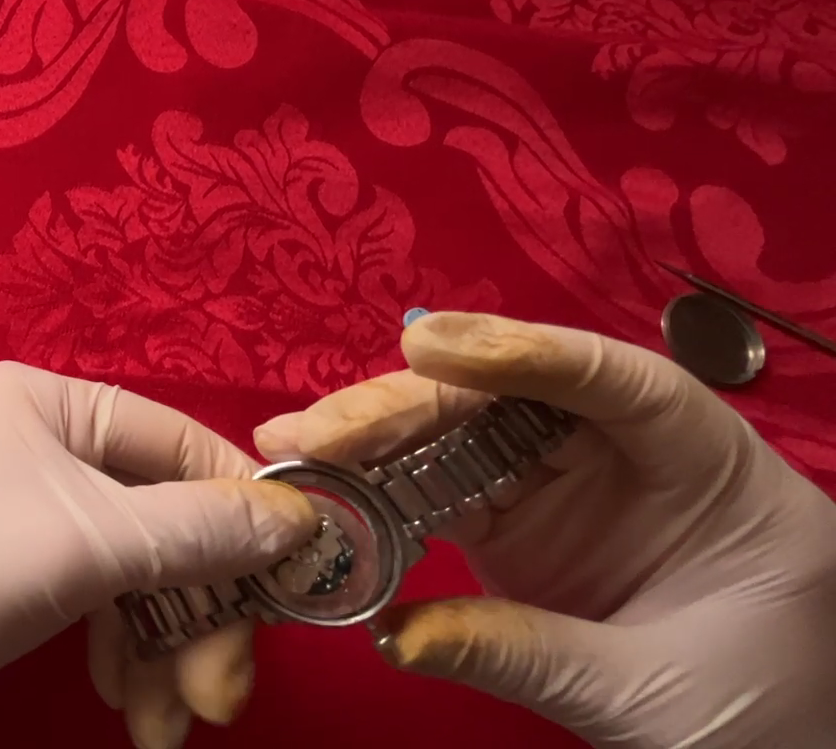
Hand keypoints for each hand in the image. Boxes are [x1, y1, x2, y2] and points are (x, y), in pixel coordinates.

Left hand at [0, 361, 317, 748]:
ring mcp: (40, 496)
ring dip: (166, 643)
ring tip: (165, 719)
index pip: (176, 438)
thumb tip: (295, 519)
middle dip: (197, 607)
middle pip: (164, 514)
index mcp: (52, 400)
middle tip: (218, 692)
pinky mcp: (33, 552)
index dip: (240, 504)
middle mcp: (48, 436)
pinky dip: (126, 645)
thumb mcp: (92, 543)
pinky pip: (106, 589)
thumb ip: (199, 528)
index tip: (297, 574)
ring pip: (141, 564)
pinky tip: (127, 700)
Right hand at [253, 312, 835, 747]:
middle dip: (399, 406)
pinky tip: (317, 476)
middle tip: (313, 429)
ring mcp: (550, 476)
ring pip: (449, 427)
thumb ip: (521, 653)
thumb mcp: (653, 696)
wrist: (769, 744)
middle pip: (500, 397)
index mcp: (707, 473)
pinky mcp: (500, 508)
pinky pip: (428, 477)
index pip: (620, 382)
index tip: (421, 347)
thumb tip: (389, 633)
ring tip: (288, 444)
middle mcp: (617, 452)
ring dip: (365, 433)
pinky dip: (371, 477)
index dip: (522, 352)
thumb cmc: (768, 715)